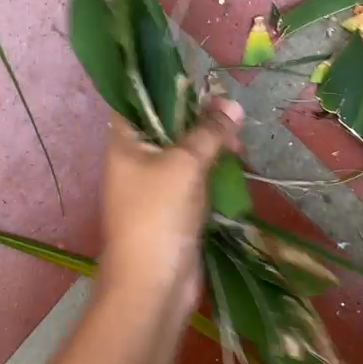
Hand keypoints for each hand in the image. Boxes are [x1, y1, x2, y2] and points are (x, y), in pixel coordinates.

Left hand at [96, 97, 244, 322]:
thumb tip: (234, 104)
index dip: (164, 84)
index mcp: (124, 142)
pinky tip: (233, 163)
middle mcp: (134, 158)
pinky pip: (192, 176)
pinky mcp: (171, 208)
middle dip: (199, 117)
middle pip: (166, 123)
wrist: (152, 286)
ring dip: (209, 144)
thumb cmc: (159, 214)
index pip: (137, 98)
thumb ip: (210, 130)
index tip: (197, 77)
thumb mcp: (186, 162)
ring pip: (183, 150)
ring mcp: (152, 185)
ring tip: (238, 141)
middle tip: (230, 114)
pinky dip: (210, 168)